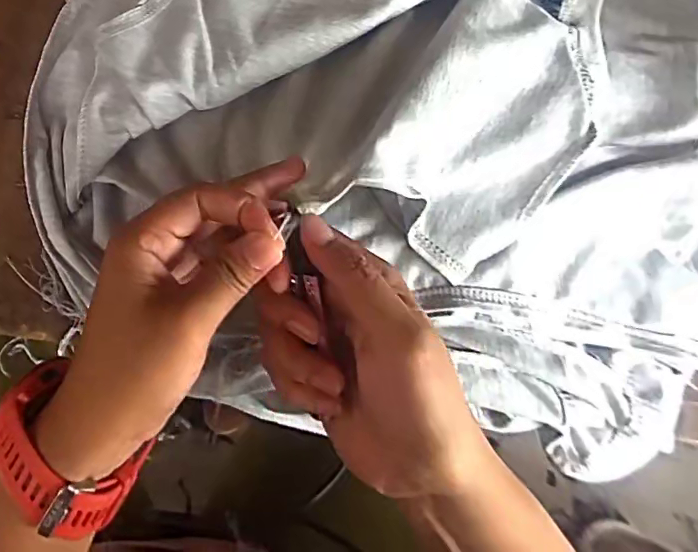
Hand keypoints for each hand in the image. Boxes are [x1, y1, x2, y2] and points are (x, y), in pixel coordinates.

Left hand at [33, 158, 305, 479]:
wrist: (101, 421)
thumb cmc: (137, 370)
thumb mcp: (187, 321)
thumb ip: (230, 275)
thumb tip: (273, 238)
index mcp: (143, 238)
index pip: (198, 201)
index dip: (240, 205)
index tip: (278, 228)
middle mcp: (151, 242)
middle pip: (205, 207)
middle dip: (249, 193)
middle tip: (294, 171)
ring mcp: (161, 265)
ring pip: (209, 231)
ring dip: (246, 222)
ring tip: (288, 204)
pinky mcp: (171, 288)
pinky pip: (208, 258)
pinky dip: (237, 252)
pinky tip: (263, 247)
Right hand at [255, 214, 497, 501]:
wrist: (425, 477)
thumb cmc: (422, 396)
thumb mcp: (396, 331)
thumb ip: (353, 276)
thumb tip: (309, 221)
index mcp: (362, 279)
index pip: (306, 244)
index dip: (282, 258)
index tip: (281, 285)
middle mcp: (334, 300)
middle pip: (277, 286)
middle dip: (288, 320)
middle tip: (314, 340)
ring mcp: (318, 336)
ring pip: (272, 327)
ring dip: (296, 361)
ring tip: (333, 386)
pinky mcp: (305, 370)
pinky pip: (274, 362)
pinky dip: (296, 385)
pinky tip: (327, 403)